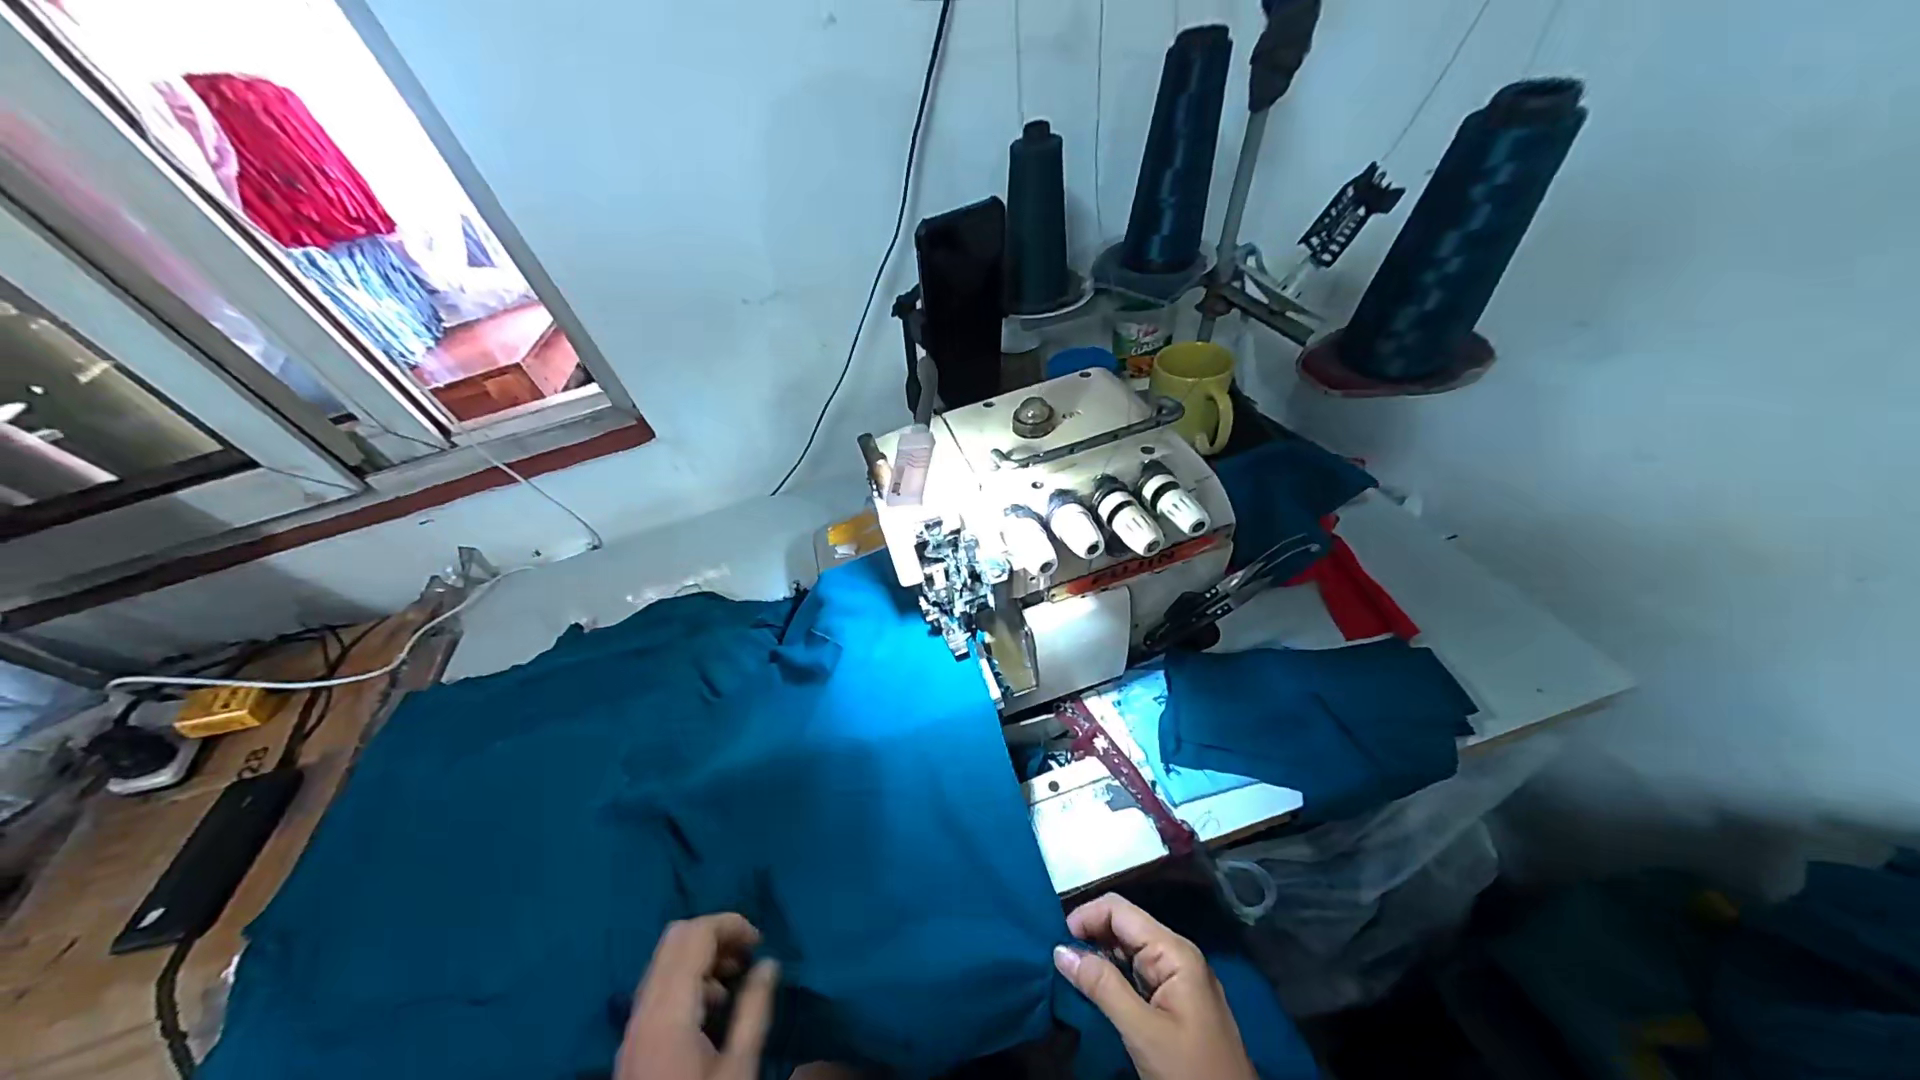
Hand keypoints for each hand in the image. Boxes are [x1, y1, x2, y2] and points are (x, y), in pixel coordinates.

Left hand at [617, 914, 780, 1079]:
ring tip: (735, 981)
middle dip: (716, 935)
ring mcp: (633, 1025)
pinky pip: (659, 985)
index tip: (761, 942)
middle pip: (675, 938)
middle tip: (748, 955)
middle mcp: (643, 1009)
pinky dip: (688, 977)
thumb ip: (754, 1008)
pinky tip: (712, 1008)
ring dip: (702, 955)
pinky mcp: (634, 1041)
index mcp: (668, 1011)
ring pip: (665, 960)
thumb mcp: (739, 1068)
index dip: (730, 925)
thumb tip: (768, 963)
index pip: (694, 935)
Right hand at [1054, 894, 1257, 1079]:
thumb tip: (1060, 949)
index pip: (1120, 910)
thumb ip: (1102, 986)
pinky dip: (1111, 977)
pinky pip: (1134, 974)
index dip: (1085, 917)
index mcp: (1174, 951)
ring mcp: (1176, 977)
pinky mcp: (1173, 1000)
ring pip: (1126, 950)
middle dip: (1088, 936)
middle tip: (1057, 961)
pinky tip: (1092, 992)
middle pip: (1123, 925)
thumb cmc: (1191, 1074)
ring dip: (1097, 957)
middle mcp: (1175, 954)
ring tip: (1067, 975)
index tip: (1056, 942)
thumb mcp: (1142, 1031)